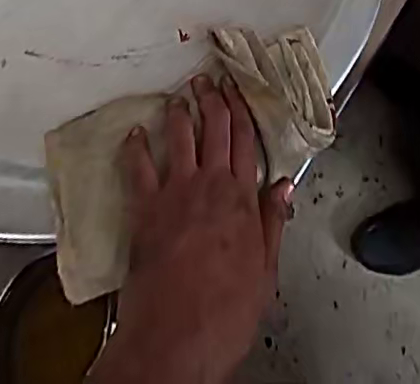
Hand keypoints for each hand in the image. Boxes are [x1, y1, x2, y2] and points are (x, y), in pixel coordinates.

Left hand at [90, 77, 291, 383]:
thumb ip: (272, 221)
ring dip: (179, 113)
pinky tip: (134, 132)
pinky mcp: (145, 209)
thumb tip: (285, 185)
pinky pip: (139, 167)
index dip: (241, 111)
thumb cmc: (224, 311)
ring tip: (179, 96)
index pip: (245, 141)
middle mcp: (210, 185)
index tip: (237, 90)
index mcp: (242, 198)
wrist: (176, 339)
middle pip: (215, 129)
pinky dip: (136, 147)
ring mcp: (176, 193)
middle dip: (212, 100)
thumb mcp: (265, 270)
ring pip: (179, 138)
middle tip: (208, 80)